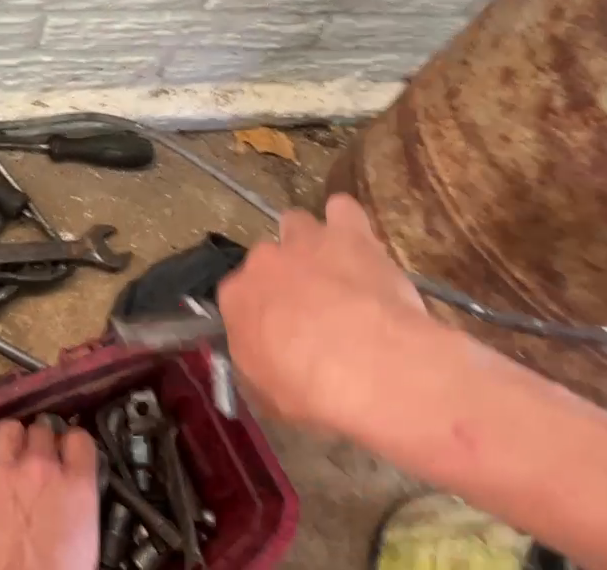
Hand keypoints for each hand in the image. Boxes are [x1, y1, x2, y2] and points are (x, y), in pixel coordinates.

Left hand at [0, 418, 98, 569]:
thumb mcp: (82, 546)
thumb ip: (77, 508)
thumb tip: (70, 504)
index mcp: (76, 486)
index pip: (80, 440)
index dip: (72, 446)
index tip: (67, 455)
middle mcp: (41, 467)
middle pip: (42, 429)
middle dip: (39, 443)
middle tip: (35, 462)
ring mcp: (3, 469)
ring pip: (8, 428)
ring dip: (11, 441)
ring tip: (8, 459)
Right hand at [218, 194, 452, 439]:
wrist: (370, 366)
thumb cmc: (312, 391)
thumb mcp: (268, 395)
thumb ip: (256, 365)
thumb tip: (262, 359)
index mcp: (236, 298)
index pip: (238, 297)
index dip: (259, 314)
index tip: (278, 336)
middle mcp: (263, 261)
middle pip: (266, 259)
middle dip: (285, 279)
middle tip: (312, 310)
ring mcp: (305, 242)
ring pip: (296, 224)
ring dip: (309, 242)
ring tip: (333, 269)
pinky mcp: (349, 233)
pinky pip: (342, 209)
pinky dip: (346, 219)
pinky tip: (356, 238)